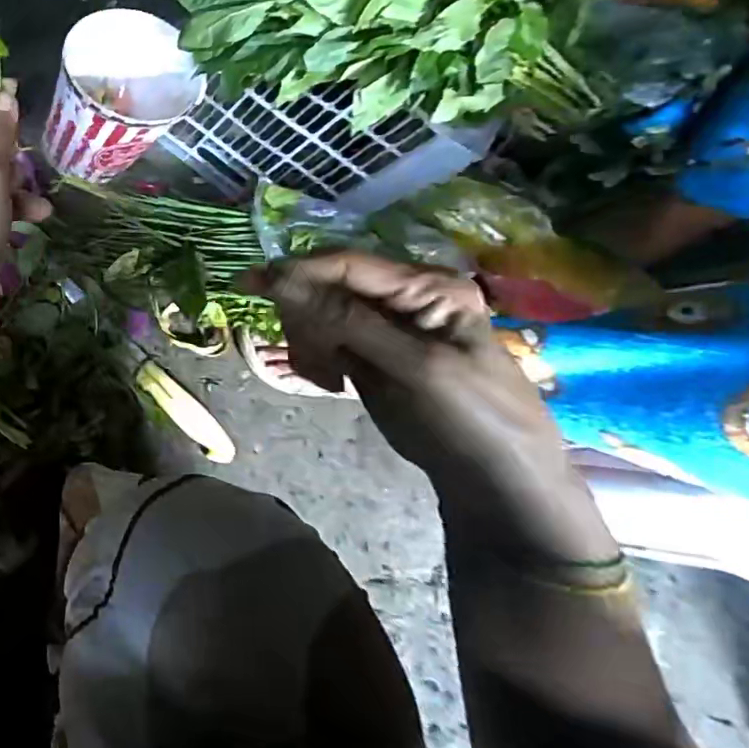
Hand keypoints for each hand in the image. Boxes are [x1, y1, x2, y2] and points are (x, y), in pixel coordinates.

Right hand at [244, 252, 594, 545]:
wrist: (495, 484)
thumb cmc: (472, 418)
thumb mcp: (417, 367)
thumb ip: (351, 321)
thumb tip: (286, 280)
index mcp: (428, 285)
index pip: (350, 264)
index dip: (301, 270)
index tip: (253, 284)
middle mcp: (404, 296)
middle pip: (330, 285)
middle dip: (308, 315)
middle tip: (308, 359)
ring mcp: (385, 326)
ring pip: (321, 313)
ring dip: (311, 341)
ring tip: (326, 378)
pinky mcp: (370, 353)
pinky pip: (326, 341)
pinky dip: (317, 358)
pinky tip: (332, 383)